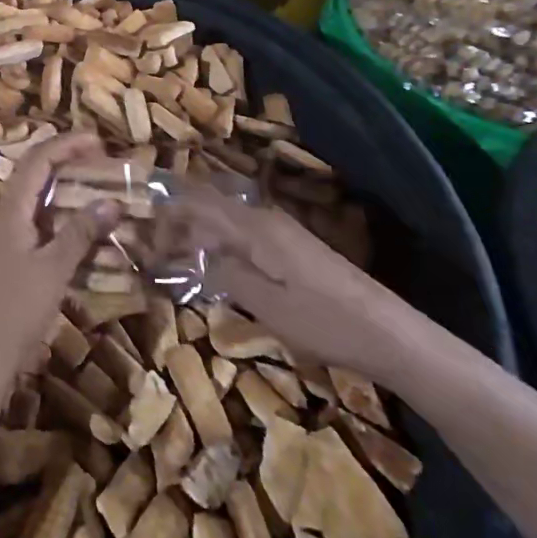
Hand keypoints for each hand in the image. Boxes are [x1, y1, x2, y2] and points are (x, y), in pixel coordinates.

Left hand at [0, 134, 118, 422]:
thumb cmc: (18, 309)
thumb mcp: (54, 269)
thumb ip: (81, 233)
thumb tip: (112, 201)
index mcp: (9, 209)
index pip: (37, 161)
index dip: (66, 144)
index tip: (99, 140)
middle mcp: (3, 213)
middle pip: (33, 172)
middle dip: (65, 159)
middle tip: (101, 158)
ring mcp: (4, 234)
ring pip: (34, 196)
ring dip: (63, 184)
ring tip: (95, 182)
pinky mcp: (9, 253)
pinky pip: (36, 219)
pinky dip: (59, 212)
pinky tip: (80, 223)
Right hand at [162, 184, 411, 377]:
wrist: (392, 335)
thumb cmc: (324, 322)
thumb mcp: (265, 305)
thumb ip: (223, 274)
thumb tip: (190, 256)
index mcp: (255, 227)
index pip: (197, 202)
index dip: (166, 212)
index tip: (144, 234)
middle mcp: (265, 219)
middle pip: (209, 208)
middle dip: (177, 223)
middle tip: (153, 252)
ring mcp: (281, 233)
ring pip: (225, 222)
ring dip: (198, 236)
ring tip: (176, 262)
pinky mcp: (292, 249)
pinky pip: (242, 236)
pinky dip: (220, 246)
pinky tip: (215, 271)